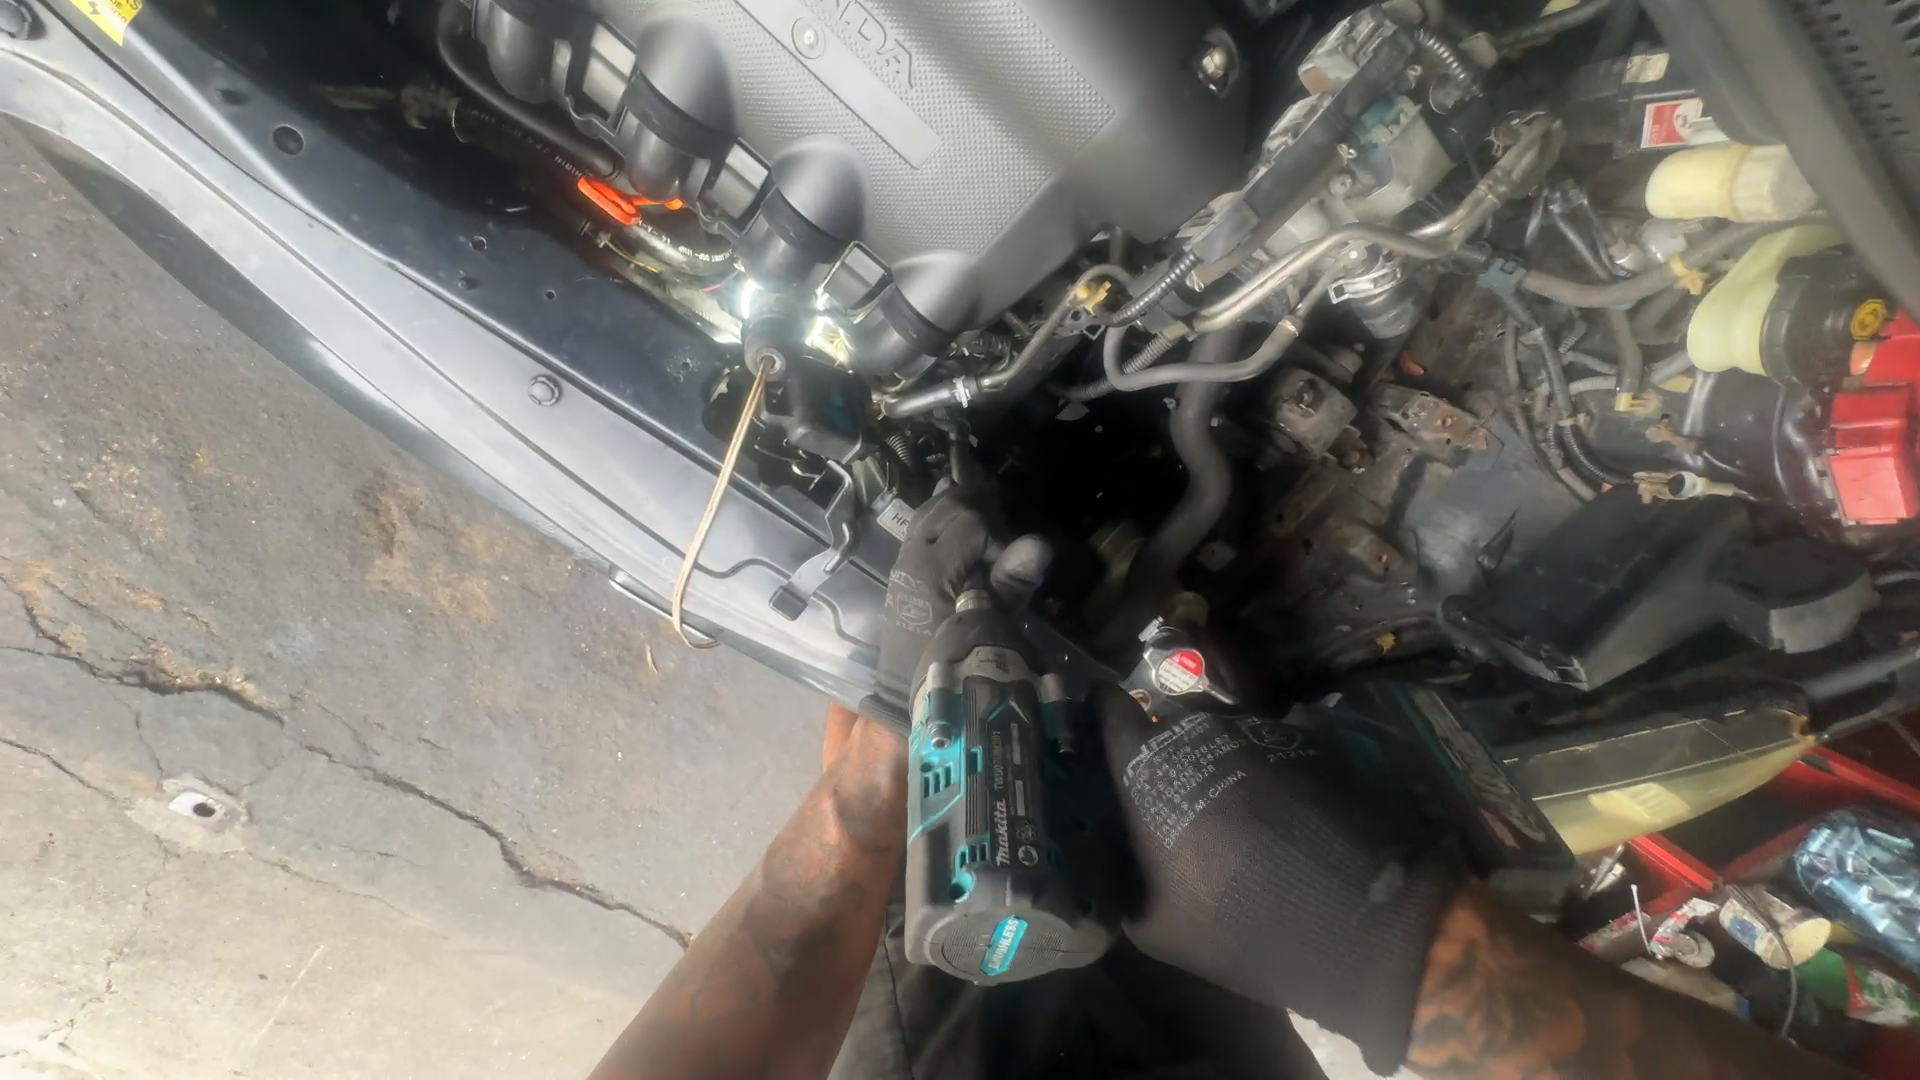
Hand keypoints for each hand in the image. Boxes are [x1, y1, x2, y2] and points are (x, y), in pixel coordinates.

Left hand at [861, 486, 990, 731]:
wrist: (904, 688)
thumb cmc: (954, 660)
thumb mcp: (991, 625)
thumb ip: (1012, 582)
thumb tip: (1040, 544)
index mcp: (932, 568)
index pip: (972, 522)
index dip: (999, 534)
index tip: (1008, 562)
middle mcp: (912, 554)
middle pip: (950, 504)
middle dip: (982, 510)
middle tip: (1003, 534)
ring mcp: (904, 556)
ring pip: (932, 507)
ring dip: (961, 506)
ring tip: (989, 518)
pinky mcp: (903, 563)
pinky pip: (922, 523)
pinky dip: (944, 514)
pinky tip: (961, 515)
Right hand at [1093, 685, 1462, 1074]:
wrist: (1363, 922)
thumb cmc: (1241, 923)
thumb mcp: (1158, 927)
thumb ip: (1121, 882)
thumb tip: (1111, 862)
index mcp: (1144, 765)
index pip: (1107, 708)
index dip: (1098, 710)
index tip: (1096, 720)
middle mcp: (1190, 729)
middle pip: (1163, 721)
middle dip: (1162, 749)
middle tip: (1173, 794)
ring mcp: (1251, 726)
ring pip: (1215, 730)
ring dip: (1215, 758)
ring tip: (1235, 809)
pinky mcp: (1302, 736)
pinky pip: (1265, 741)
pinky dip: (1262, 765)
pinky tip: (1281, 809)